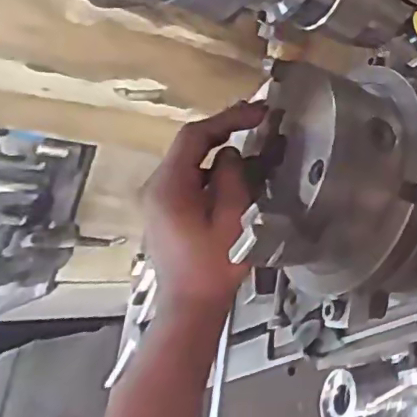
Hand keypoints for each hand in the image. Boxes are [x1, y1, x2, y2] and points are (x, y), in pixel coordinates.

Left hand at [143, 103, 266, 318]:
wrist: (191, 305)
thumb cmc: (215, 264)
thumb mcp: (233, 217)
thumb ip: (232, 177)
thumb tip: (230, 154)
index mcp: (169, 186)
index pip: (194, 136)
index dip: (228, 118)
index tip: (260, 111)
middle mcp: (157, 187)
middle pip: (189, 143)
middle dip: (225, 126)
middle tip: (259, 115)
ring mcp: (159, 199)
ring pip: (190, 158)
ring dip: (220, 144)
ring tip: (253, 133)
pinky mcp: (167, 210)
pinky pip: (191, 175)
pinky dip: (213, 163)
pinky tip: (237, 165)